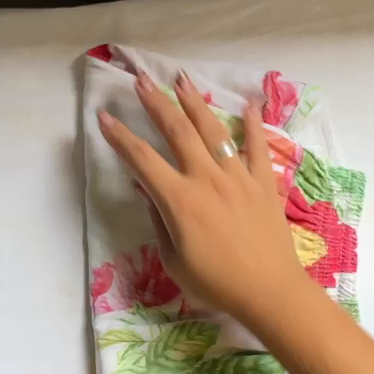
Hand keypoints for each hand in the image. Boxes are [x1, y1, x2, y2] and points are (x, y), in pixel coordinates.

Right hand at [97, 71, 323, 324]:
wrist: (270, 293)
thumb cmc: (216, 284)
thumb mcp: (173, 260)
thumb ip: (159, 221)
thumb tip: (149, 191)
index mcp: (179, 200)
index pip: (142, 160)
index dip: (120, 137)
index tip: (104, 116)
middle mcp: (207, 179)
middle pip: (177, 132)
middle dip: (157, 103)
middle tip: (142, 80)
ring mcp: (238, 177)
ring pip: (213, 131)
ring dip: (195, 103)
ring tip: (181, 79)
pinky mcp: (263, 183)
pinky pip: (257, 147)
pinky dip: (253, 124)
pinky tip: (249, 104)